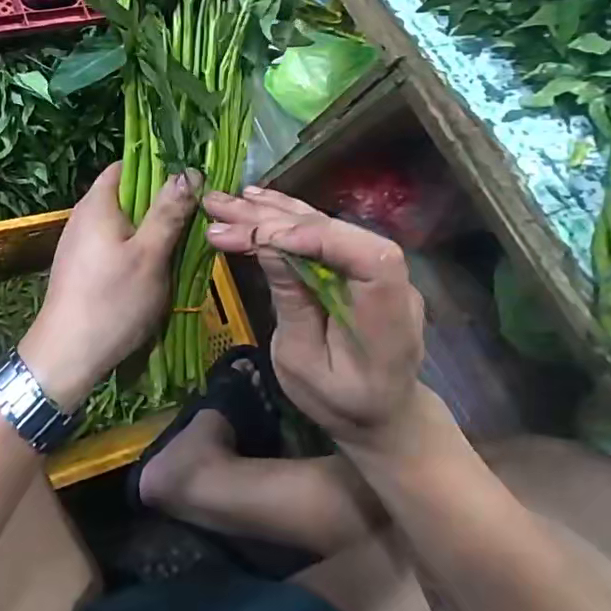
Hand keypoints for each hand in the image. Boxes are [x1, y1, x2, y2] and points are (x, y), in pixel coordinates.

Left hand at [18, 164, 197, 407]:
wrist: (68, 354)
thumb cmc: (112, 300)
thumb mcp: (150, 255)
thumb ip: (168, 212)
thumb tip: (189, 172)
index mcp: (96, 203)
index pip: (126, 165)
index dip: (157, 168)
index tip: (188, 184)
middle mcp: (83, 216)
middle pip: (126, 195)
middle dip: (158, 204)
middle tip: (191, 219)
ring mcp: (78, 242)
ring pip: (121, 223)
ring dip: (149, 231)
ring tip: (178, 247)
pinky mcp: (80, 266)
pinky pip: (112, 245)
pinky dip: (133, 250)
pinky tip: (152, 271)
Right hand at [204, 186, 424, 453]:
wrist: (381, 412)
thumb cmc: (342, 403)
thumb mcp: (303, 364)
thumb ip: (292, 305)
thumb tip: (268, 247)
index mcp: (387, 319)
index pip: (372, 259)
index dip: (321, 238)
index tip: (266, 237)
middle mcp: (390, 281)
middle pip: (335, 232)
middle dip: (273, 220)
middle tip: (220, 213)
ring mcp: (374, 266)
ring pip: (322, 224)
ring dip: (269, 211)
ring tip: (223, 201)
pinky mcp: (354, 260)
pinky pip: (320, 230)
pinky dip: (284, 214)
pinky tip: (253, 199)